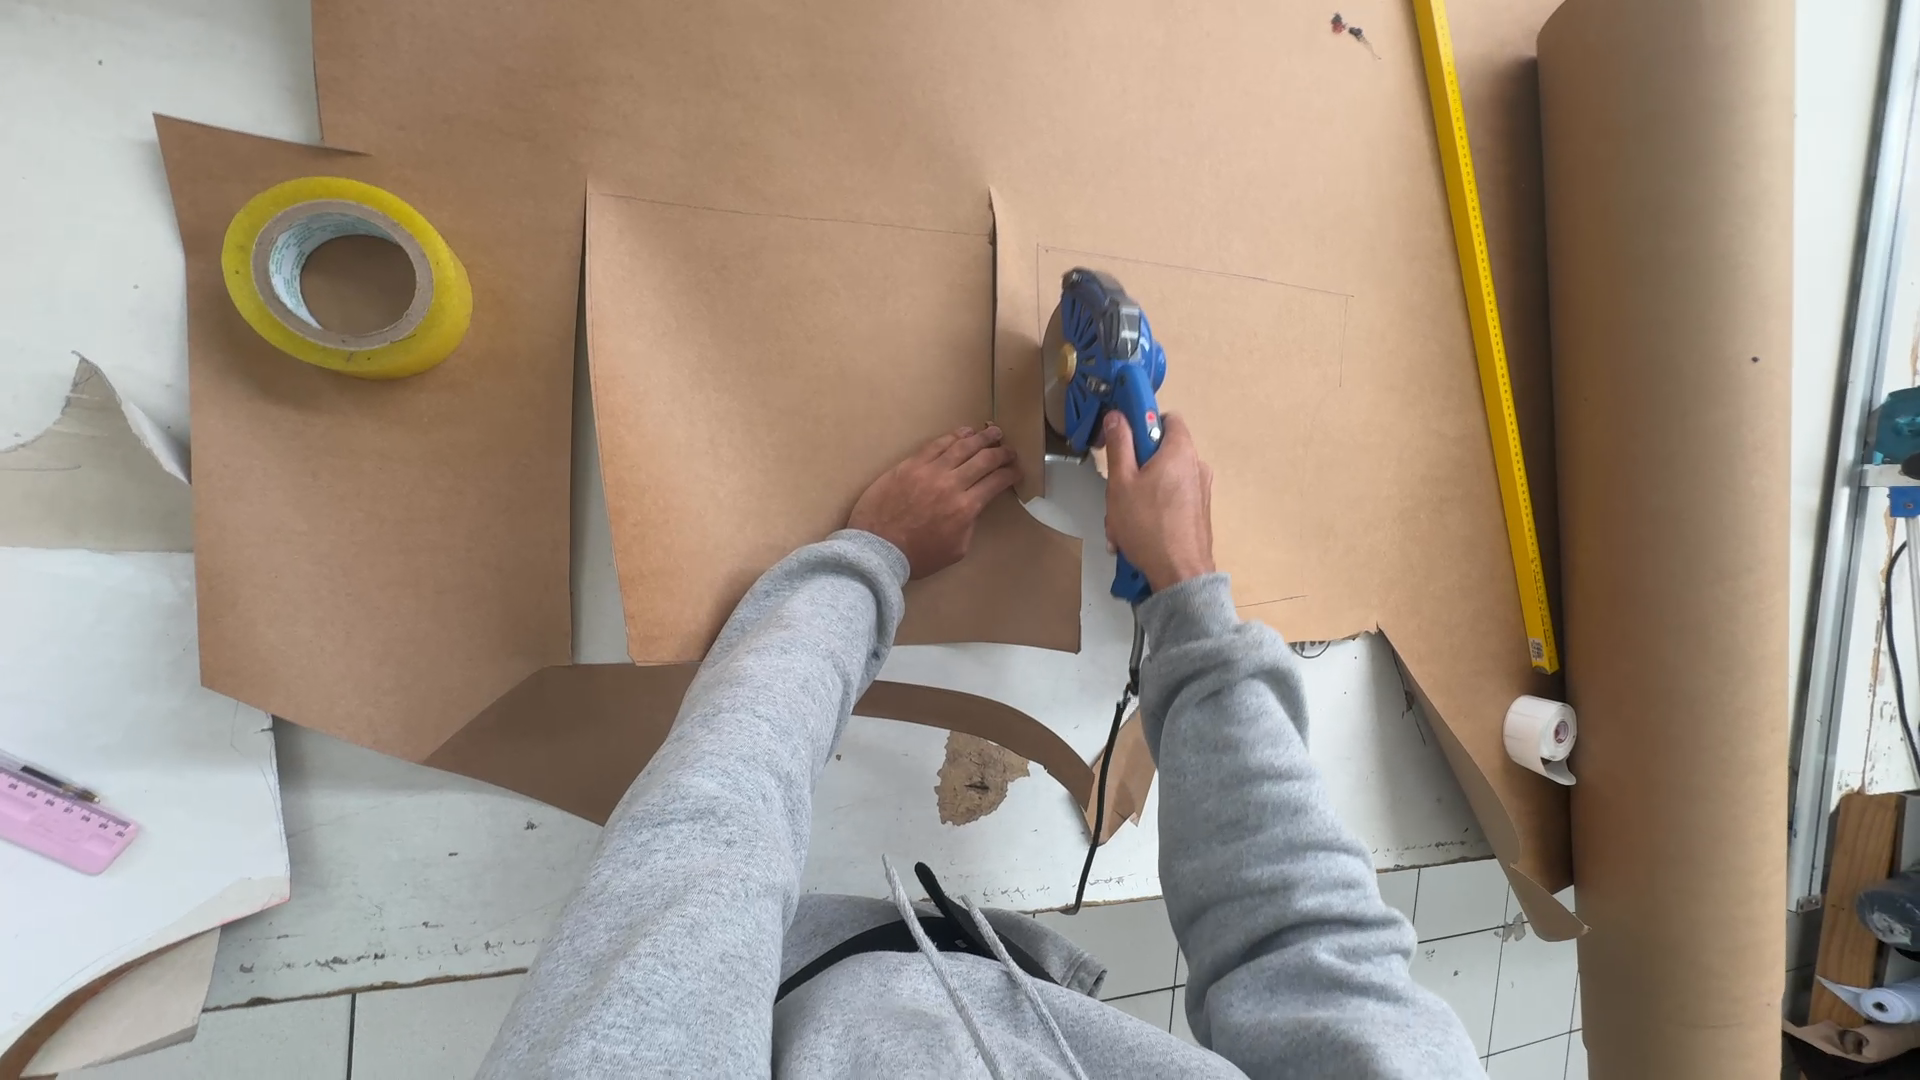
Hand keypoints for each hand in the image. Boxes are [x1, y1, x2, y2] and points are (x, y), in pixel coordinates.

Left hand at [849, 424, 1021, 578]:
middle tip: (1009, 450)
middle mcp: (952, 484)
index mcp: (966, 508)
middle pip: (984, 459)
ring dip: (982, 438)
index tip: (1016, 471)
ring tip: (993, 432)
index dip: (1011, 473)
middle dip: (1002, 452)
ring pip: (962, 446)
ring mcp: (930, 471)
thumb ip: (970, 526)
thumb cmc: (917, 556)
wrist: (877, 549)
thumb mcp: (956, 550)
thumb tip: (973, 507)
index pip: (996, 482)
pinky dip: (953, 436)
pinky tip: (964, 433)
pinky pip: (936, 444)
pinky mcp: (910, 464)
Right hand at [1103, 410, 1214, 591]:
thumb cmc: (1147, 525)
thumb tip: (1117, 416)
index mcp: (1180, 450)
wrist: (1179, 574)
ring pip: (1161, 480)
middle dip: (1134, 468)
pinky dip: (1151, 510)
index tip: (1121, 438)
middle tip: (1116, 489)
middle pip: (1160, 452)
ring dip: (1137, 495)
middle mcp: (1196, 465)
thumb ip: (1120, 445)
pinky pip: (1170, 500)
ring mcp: (1200, 491)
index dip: (1142, 422)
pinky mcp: (1198, 513)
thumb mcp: (1121, 482)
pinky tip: (1134, 533)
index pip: (1166, 418)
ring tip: (1120, 521)